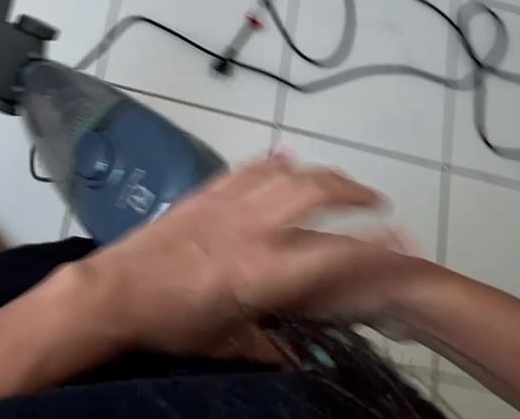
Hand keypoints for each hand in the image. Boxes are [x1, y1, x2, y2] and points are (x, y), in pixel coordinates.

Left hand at [69, 152, 432, 355]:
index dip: (376, 248)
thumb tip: (300, 361)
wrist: (115, 288)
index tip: (405, 242)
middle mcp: (253, 227)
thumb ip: (268, 348)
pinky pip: (246, 168)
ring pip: (283, 172)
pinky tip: (282, 158)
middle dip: (351, 190)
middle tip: (376, 199)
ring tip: (338, 178)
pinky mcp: (205, 192)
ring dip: (316, 172)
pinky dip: (269, 163)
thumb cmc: (170, 323)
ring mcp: (228, 203)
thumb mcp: (224, 344)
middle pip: (314, 191)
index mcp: (264, 270)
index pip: (334, 254)